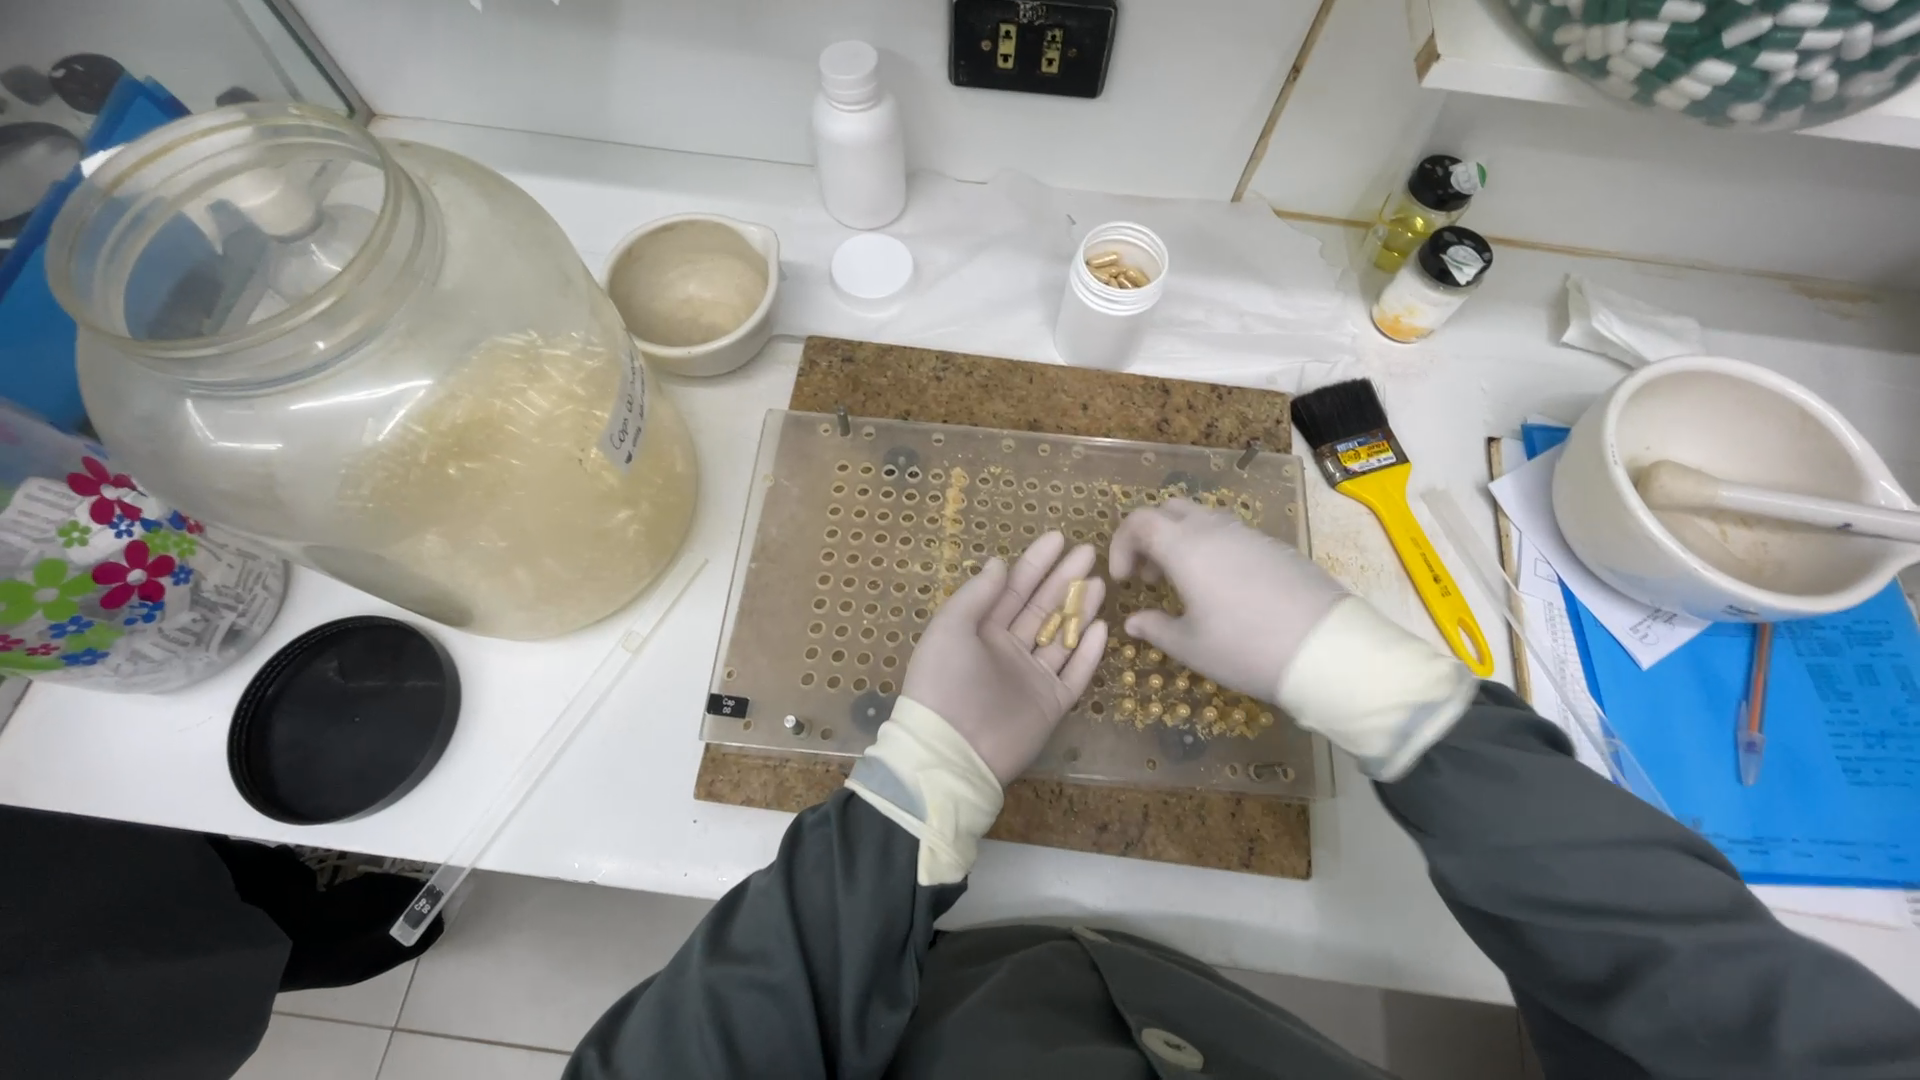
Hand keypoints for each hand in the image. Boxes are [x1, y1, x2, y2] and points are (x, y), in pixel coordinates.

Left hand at [900, 531, 1107, 784]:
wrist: (952, 750)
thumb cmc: (944, 681)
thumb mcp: (950, 629)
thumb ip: (977, 595)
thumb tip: (998, 563)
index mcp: (981, 631)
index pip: (1013, 590)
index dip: (1035, 563)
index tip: (1058, 538)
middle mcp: (1008, 650)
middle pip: (1042, 608)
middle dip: (1064, 580)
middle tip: (1088, 552)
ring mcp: (1031, 678)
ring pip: (1062, 637)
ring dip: (1080, 610)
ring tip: (1100, 583)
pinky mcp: (1050, 704)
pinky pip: (1074, 674)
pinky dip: (1088, 653)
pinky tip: (1102, 628)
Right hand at [1107, 500, 1346, 704]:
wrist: (1326, 649)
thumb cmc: (1245, 648)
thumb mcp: (1191, 647)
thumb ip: (1155, 628)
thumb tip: (1133, 621)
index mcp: (1184, 547)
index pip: (1138, 522)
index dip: (1121, 545)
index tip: (1124, 581)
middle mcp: (1214, 529)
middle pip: (1169, 510)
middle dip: (1149, 537)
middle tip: (1149, 577)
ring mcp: (1249, 534)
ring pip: (1202, 518)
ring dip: (1181, 541)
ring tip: (1184, 583)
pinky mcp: (1275, 546)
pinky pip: (1231, 534)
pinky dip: (1212, 549)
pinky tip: (1222, 589)